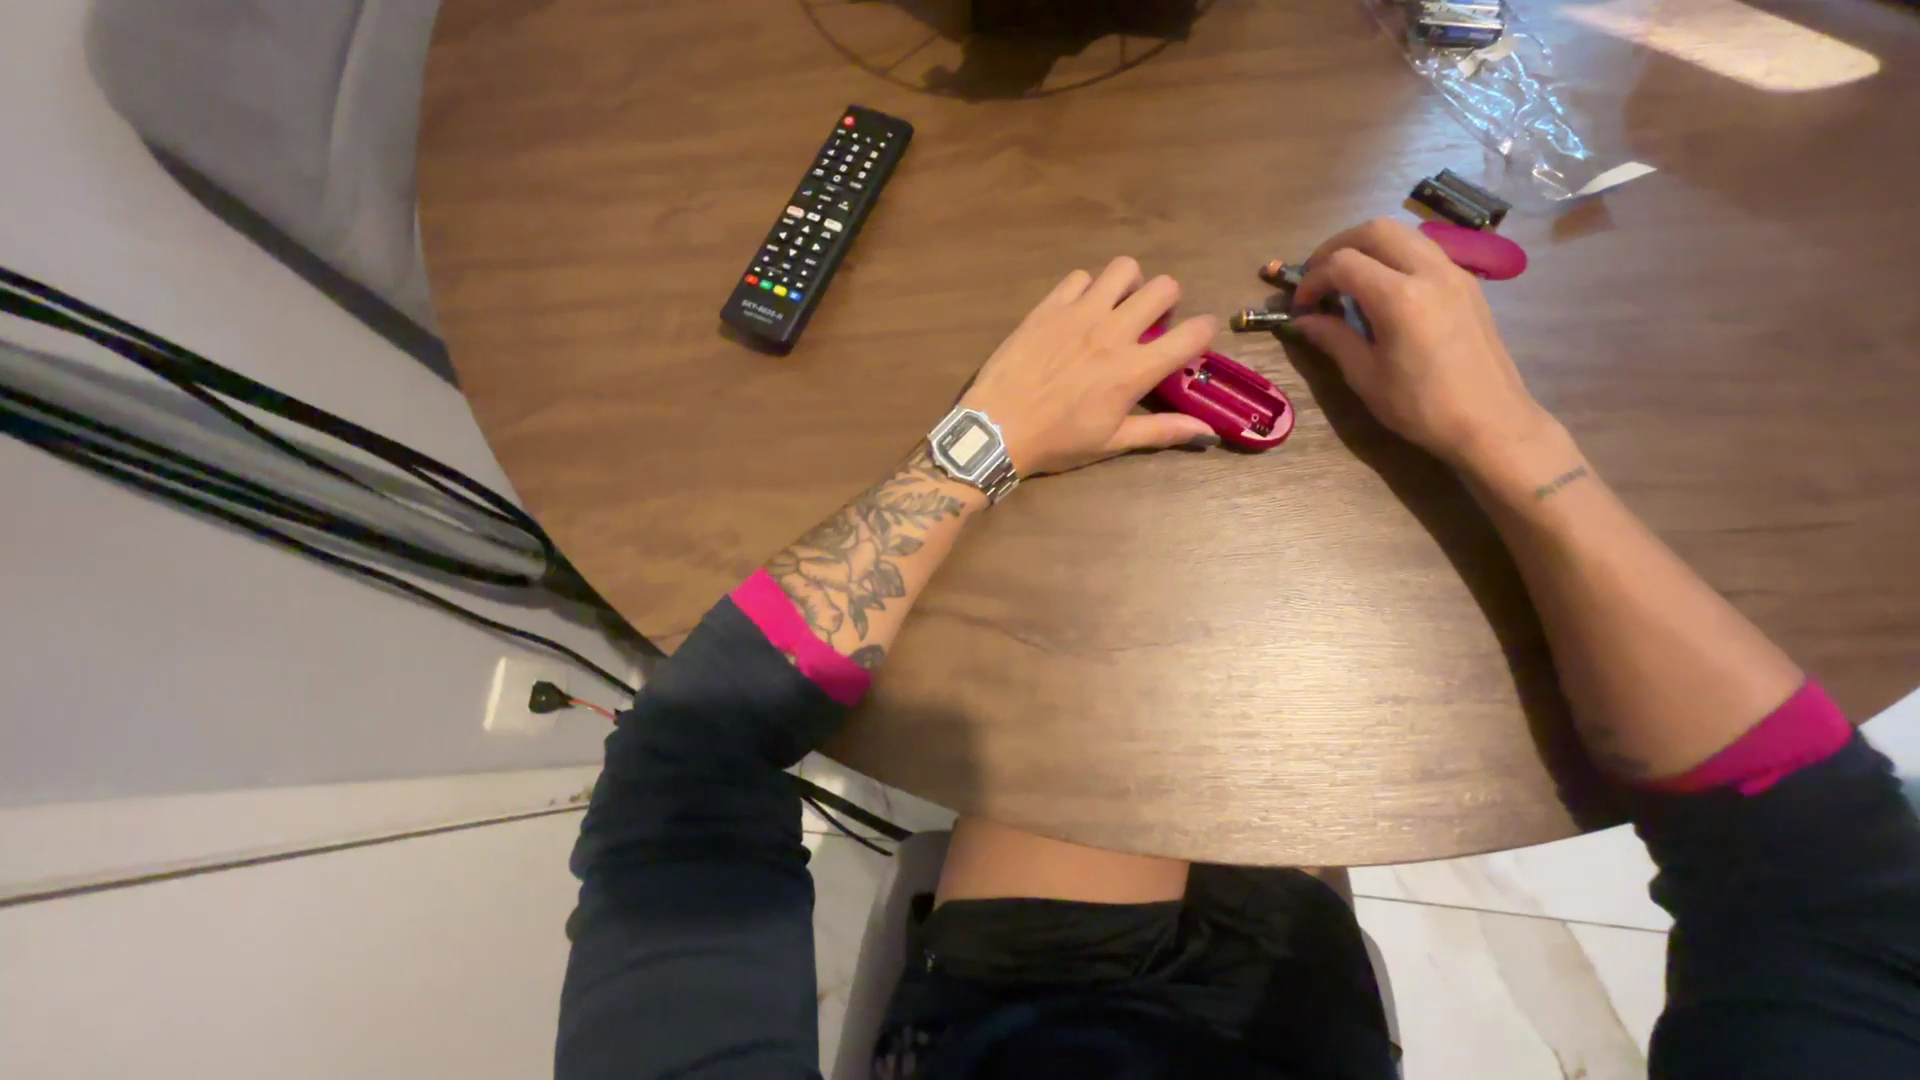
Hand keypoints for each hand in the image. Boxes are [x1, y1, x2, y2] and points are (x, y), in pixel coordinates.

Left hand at [958, 258, 1219, 476]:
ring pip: (1124, 269)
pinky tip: (1079, 310)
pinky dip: (1087, 288)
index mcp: (1134, 370)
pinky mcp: (1048, 307)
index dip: (1203, 332)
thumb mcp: (1111, 443)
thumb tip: (1209, 433)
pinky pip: (1079, 277)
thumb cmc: (1056, 442)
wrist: (996, 430)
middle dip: (1169, 301)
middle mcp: (1113, 332)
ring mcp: (1079, 314)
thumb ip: (1162, 431)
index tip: (1194, 341)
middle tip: (1152, 321)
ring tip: (1119, 305)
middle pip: (1164, 287)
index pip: (1192, 333)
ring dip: (1130, 284)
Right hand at [1290, 219, 1556, 468]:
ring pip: (1403, 234)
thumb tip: (1303, 320)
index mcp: (1399, 298)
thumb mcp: (1366, 377)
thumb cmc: (1421, 407)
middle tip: (1317, 277)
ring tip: (1346, 279)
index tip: (1300, 306)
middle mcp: (1429, 272)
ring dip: (1367, 247)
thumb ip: (1333, 338)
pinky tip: (1381, 289)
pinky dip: (1394, 256)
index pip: (1342, 263)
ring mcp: (1454, 273)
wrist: (1491, 421)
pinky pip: (1424, 250)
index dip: (1312, 279)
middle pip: (1375, 230)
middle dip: (1337, 247)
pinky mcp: (1466, 284)